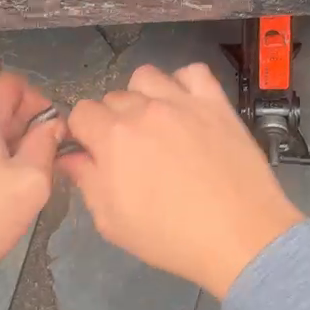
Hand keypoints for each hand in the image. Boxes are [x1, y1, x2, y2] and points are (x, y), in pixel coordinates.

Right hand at [57, 63, 303, 297]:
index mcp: (114, 137)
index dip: (83, 133)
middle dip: (112, 120)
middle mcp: (146, 110)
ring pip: (148, 76)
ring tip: (155, 123)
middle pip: (113, 96)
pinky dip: (184, 83)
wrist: (240, 234)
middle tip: (129, 150)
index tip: (94, 152)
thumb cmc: (171, 237)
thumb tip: (70, 157)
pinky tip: (186, 107)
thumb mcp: (113, 221)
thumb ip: (87, 181)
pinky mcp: (217, 103)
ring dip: (143, 95)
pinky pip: (194, 72)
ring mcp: (184, 102)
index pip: (82, 112)